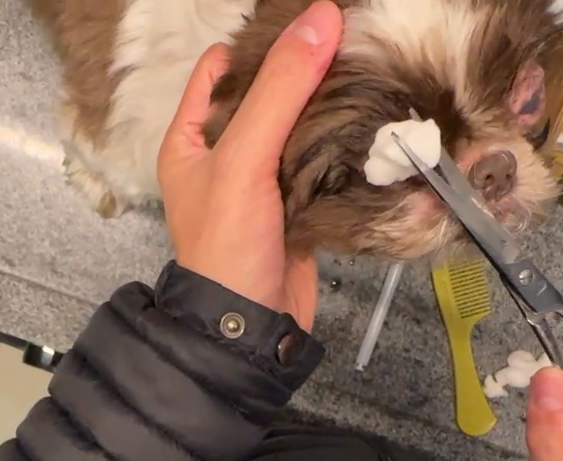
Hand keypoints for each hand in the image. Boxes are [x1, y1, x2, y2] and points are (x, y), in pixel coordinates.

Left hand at [157, 1, 341, 328]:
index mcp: (191, 141)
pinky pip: (319, 167)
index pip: (222, 69)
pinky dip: (341, 149)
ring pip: (298, 131)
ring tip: (371, 78)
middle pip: (267, 96)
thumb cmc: (228, 247)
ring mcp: (261, 188)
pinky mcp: (294, 211)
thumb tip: (323, 17)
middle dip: (306, 73)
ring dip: (329, 110)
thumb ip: (280, 90)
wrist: (250, 327)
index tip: (309, 26)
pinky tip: (370, 128)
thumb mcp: (243, 160)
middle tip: (354, 46)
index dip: (260, 43)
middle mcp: (224, 160)